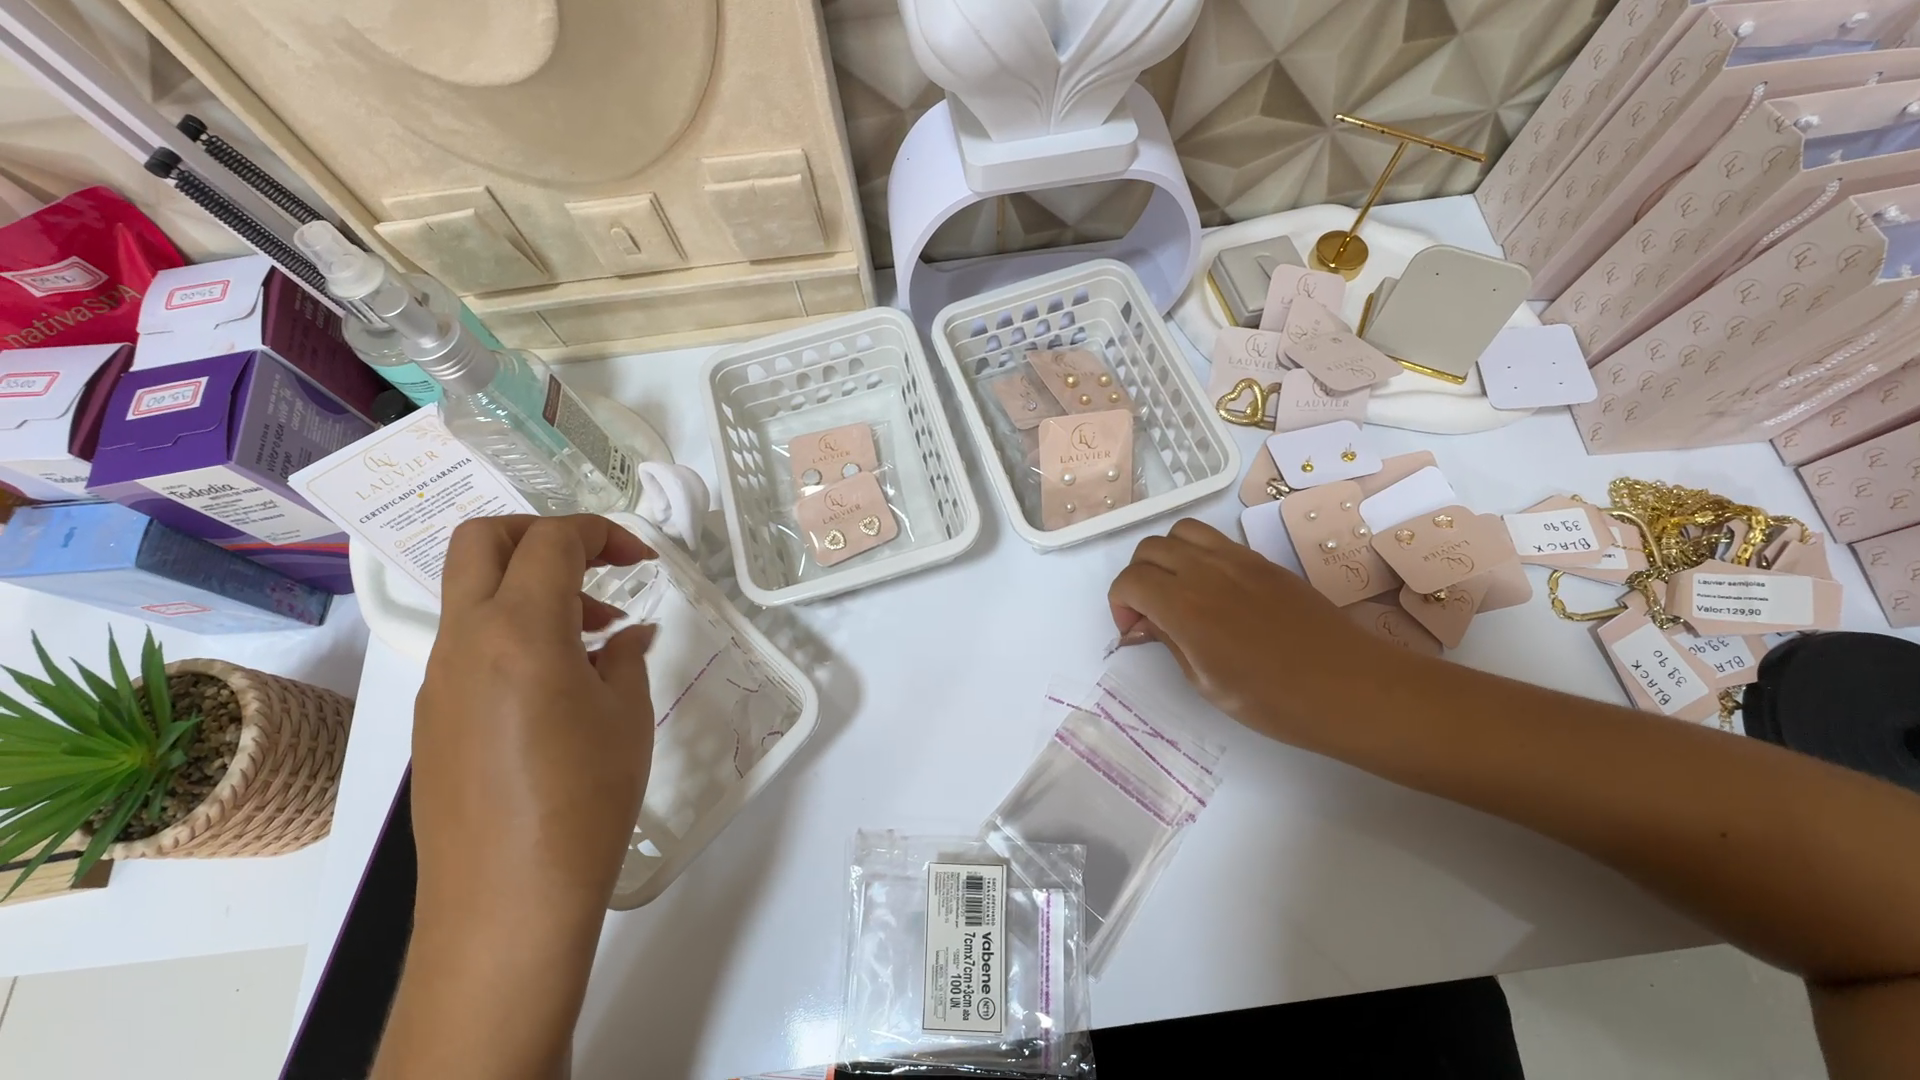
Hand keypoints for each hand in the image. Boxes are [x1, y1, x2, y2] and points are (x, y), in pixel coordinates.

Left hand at [412, 515, 657, 925]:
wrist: (507, 899)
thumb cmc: (585, 799)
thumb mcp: (626, 717)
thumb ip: (626, 658)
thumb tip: (626, 636)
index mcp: (520, 630)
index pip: (551, 541)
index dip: (602, 533)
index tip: (641, 560)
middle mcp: (466, 640)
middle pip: (483, 541)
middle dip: (542, 534)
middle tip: (596, 567)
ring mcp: (438, 679)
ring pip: (472, 594)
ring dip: (531, 589)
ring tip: (595, 638)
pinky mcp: (432, 717)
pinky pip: (468, 645)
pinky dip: (513, 635)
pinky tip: (558, 688)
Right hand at [1108, 519, 1409, 742]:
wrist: (1349, 689)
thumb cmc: (1273, 701)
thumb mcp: (1206, 683)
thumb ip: (1168, 643)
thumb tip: (1143, 625)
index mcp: (1185, 606)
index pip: (1130, 580)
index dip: (1120, 604)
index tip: (1134, 631)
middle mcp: (1206, 571)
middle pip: (1150, 548)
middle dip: (1138, 577)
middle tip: (1150, 614)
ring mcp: (1238, 560)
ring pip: (1181, 532)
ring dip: (1167, 556)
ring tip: (1177, 591)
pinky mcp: (1263, 561)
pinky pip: (1216, 540)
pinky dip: (1198, 555)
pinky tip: (1211, 590)